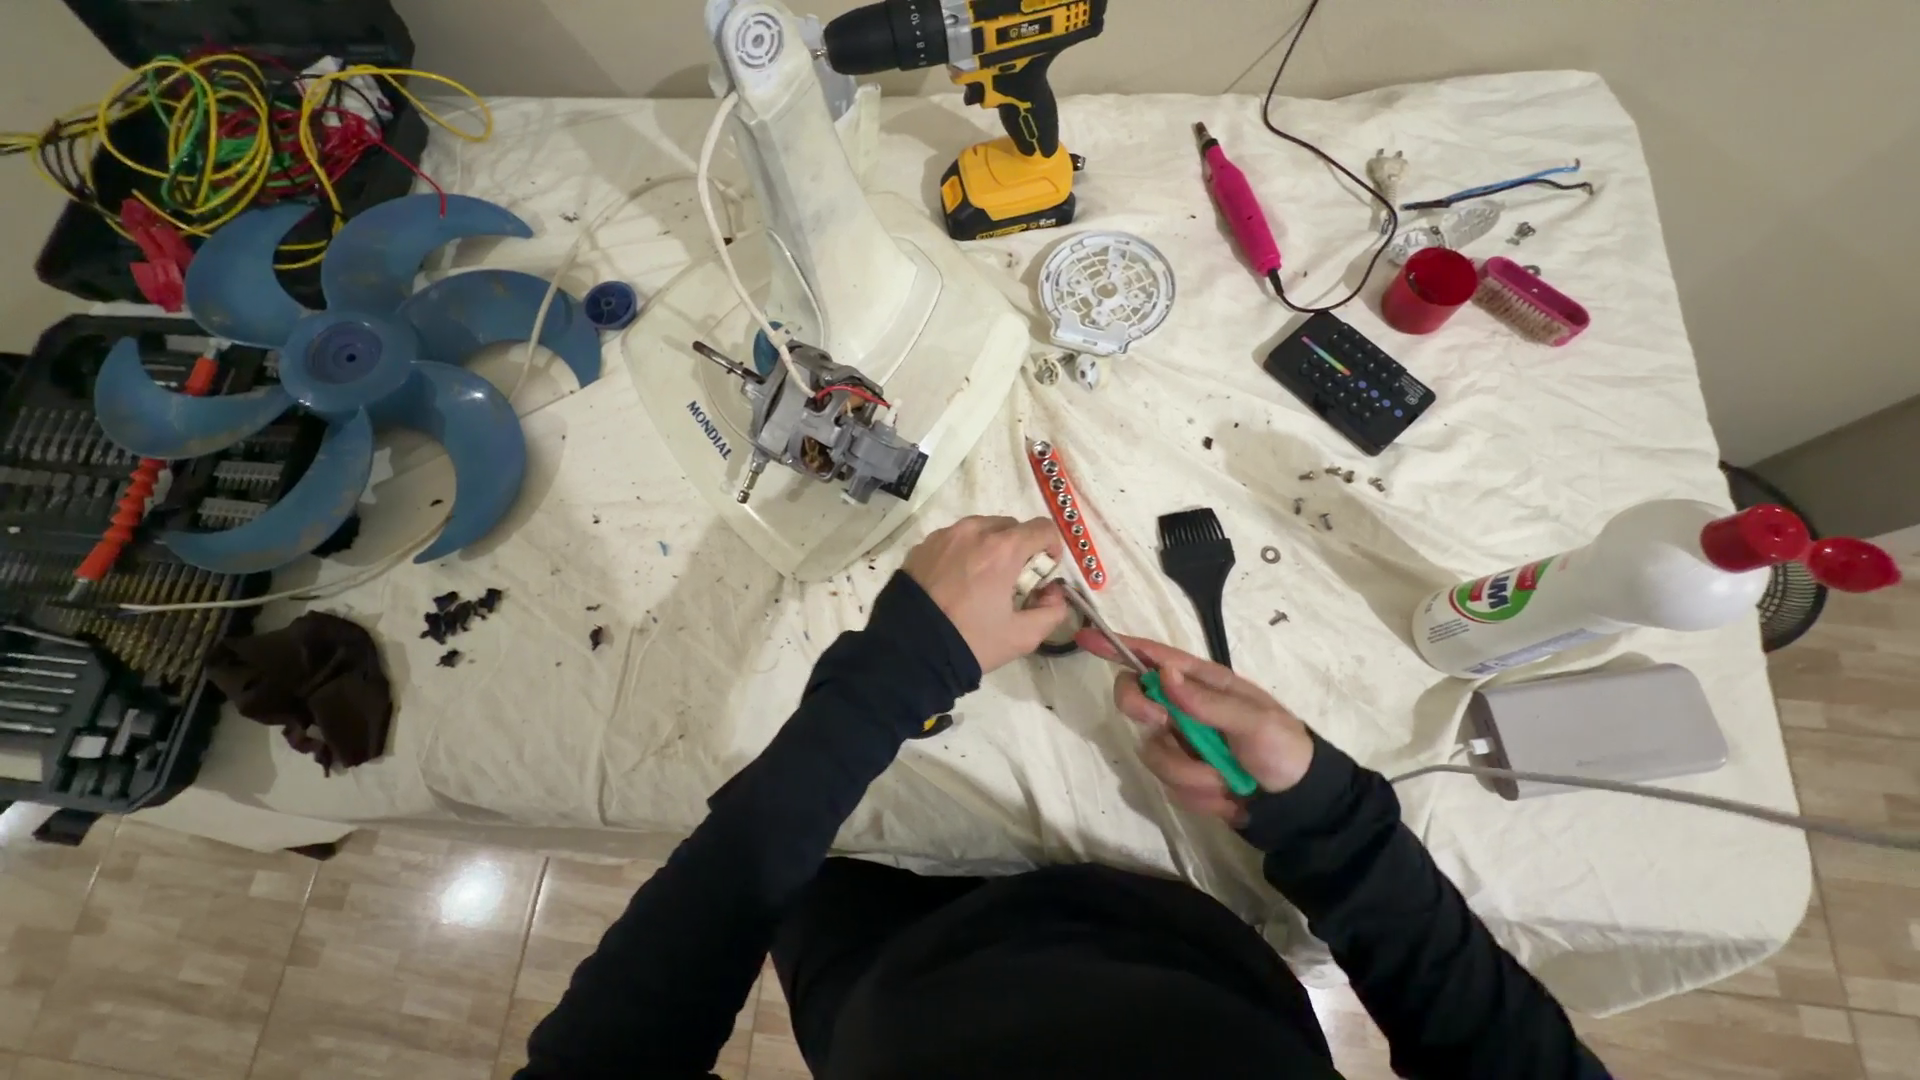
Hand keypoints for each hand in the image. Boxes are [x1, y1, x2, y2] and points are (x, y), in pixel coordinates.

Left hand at [903, 515, 1067, 673]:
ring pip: (980, 529)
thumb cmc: (971, 641)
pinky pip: (953, 540)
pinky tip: (954, 582)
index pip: (1042, 528)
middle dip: (1019, 549)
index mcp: (1003, 548)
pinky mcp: (922, 546)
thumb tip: (1054, 594)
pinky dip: (962, 553)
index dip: (1050, 548)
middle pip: (1011, 527)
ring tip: (980, 581)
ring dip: (990, 547)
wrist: (909, 650)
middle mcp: (974, 531)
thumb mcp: (1022, 636)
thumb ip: (1052, 611)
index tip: (1042, 572)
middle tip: (1011, 581)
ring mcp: (944, 536)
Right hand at [1076, 630, 1314, 822]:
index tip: (1087, 639)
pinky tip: (1224, 795)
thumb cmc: (1284, 751)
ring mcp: (1181, 743)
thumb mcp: (1254, 721)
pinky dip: (1197, 792)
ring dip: (1188, 770)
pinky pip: (1167, 781)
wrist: (1300, 808)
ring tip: (1225, 780)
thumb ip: (1207, 700)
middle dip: (1145, 713)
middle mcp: (1185, 708)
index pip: (1153, 657)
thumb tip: (1164, 672)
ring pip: (1151, 749)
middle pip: (1136, 698)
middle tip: (1164, 724)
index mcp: (1204, 683)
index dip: (1118, 646)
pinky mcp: (1182, 775)